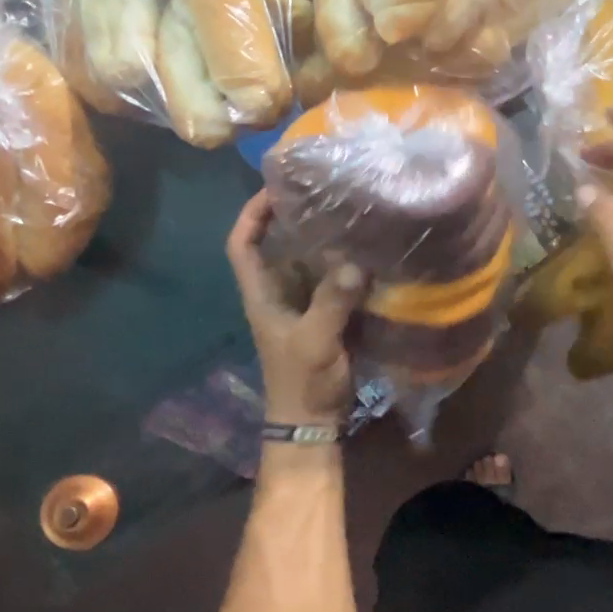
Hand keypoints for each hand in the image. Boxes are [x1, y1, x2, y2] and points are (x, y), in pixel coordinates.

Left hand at [226, 191, 366, 425]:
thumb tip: (353, 262)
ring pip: (309, 264)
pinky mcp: (328, 319)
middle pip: (278, 247)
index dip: (251, 215)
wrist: (313, 423)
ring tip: (353, 215)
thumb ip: (332, 302)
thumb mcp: (315, 341)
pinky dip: (348, 268)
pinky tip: (371, 254)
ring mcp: (304, 307)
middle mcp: (280, 295)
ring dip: (326, 242)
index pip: (242, 245)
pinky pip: (334, 284)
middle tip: (327, 193)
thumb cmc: (302, 382)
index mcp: (262, 295)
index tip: (275, 188)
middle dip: (297, 219)